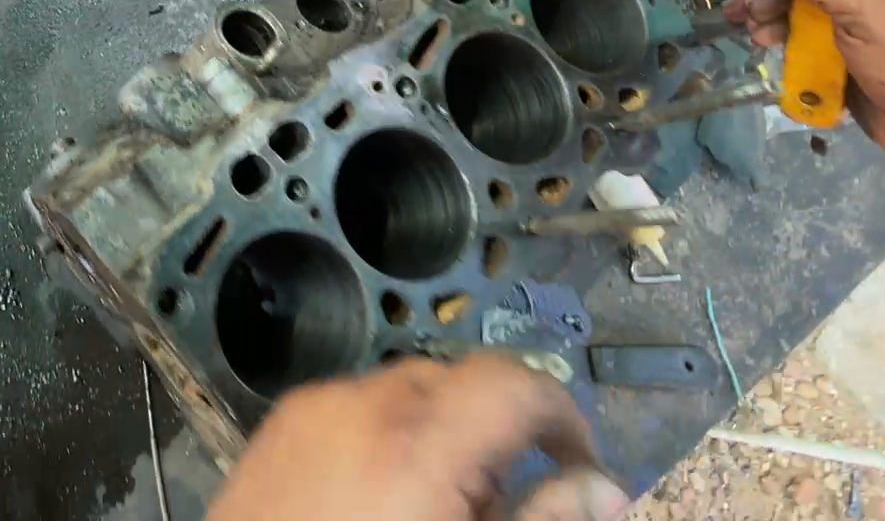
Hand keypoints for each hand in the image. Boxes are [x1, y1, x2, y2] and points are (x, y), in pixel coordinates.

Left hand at [208, 355, 628, 520]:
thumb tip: (604, 489)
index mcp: (416, 445)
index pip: (508, 382)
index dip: (558, 412)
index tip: (578, 464)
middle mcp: (361, 403)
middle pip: (454, 382)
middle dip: (492, 427)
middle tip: (500, 503)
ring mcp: (313, 404)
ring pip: (402, 389)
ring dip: (436, 428)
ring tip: (433, 502)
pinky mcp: (280, 418)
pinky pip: (352, 402)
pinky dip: (383, 430)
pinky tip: (375, 491)